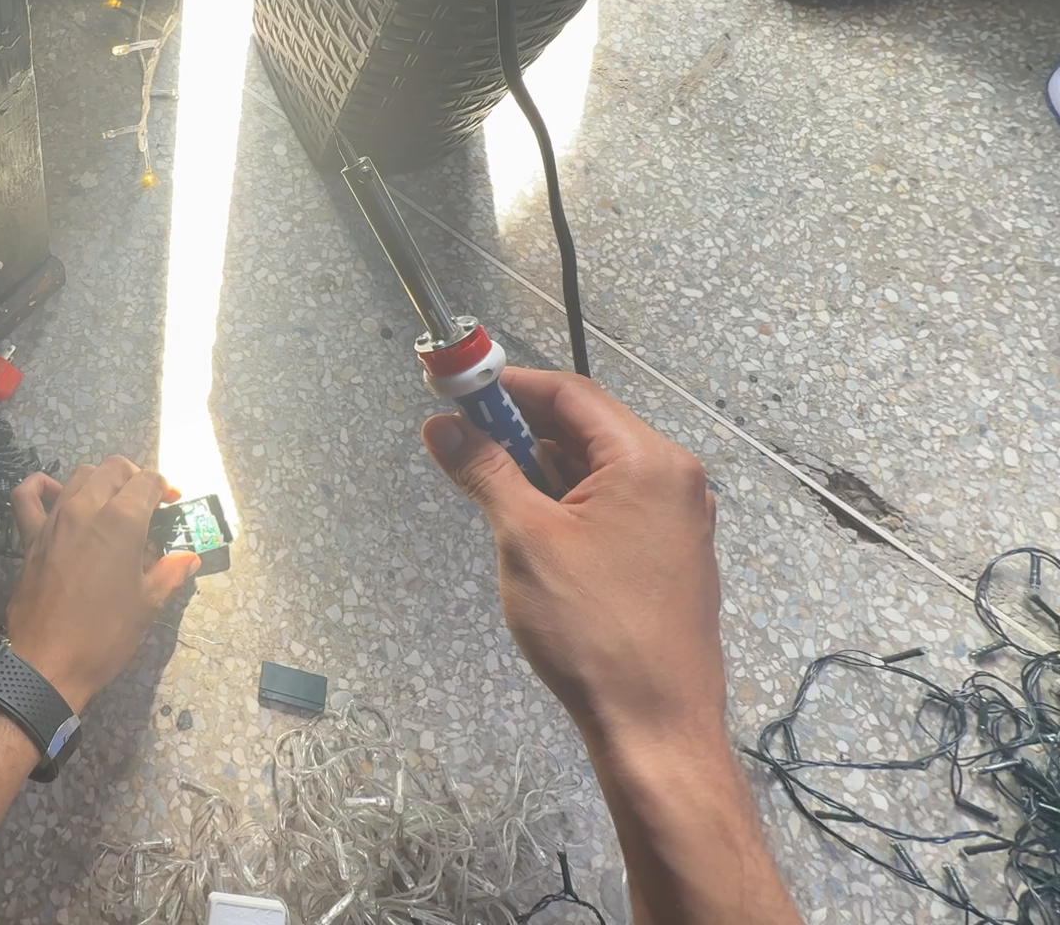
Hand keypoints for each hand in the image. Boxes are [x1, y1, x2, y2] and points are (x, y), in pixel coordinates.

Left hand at [6, 457, 199, 711]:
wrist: (48, 663)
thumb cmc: (105, 634)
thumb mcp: (148, 605)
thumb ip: (170, 572)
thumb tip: (189, 557)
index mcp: (122, 521)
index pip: (148, 480)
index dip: (164, 488)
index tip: (171, 505)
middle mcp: (87, 508)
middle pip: (114, 468)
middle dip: (135, 478)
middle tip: (146, 504)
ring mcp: (55, 518)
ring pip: (79, 475)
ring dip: (101, 481)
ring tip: (112, 504)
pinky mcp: (30, 535)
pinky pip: (27, 496)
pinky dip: (42, 487)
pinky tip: (58, 496)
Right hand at [422, 368, 725, 753]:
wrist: (653, 724)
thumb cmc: (590, 622)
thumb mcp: (525, 536)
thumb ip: (483, 470)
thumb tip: (440, 425)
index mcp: (648, 461)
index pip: (569, 394)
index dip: (506, 385)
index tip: (452, 390)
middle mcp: (669, 478)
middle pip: (580, 425)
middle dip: (515, 427)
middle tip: (459, 443)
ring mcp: (670, 517)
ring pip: (586, 464)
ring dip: (532, 465)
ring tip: (486, 489)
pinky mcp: (659, 550)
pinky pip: (600, 499)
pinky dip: (555, 496)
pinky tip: (524, 523)